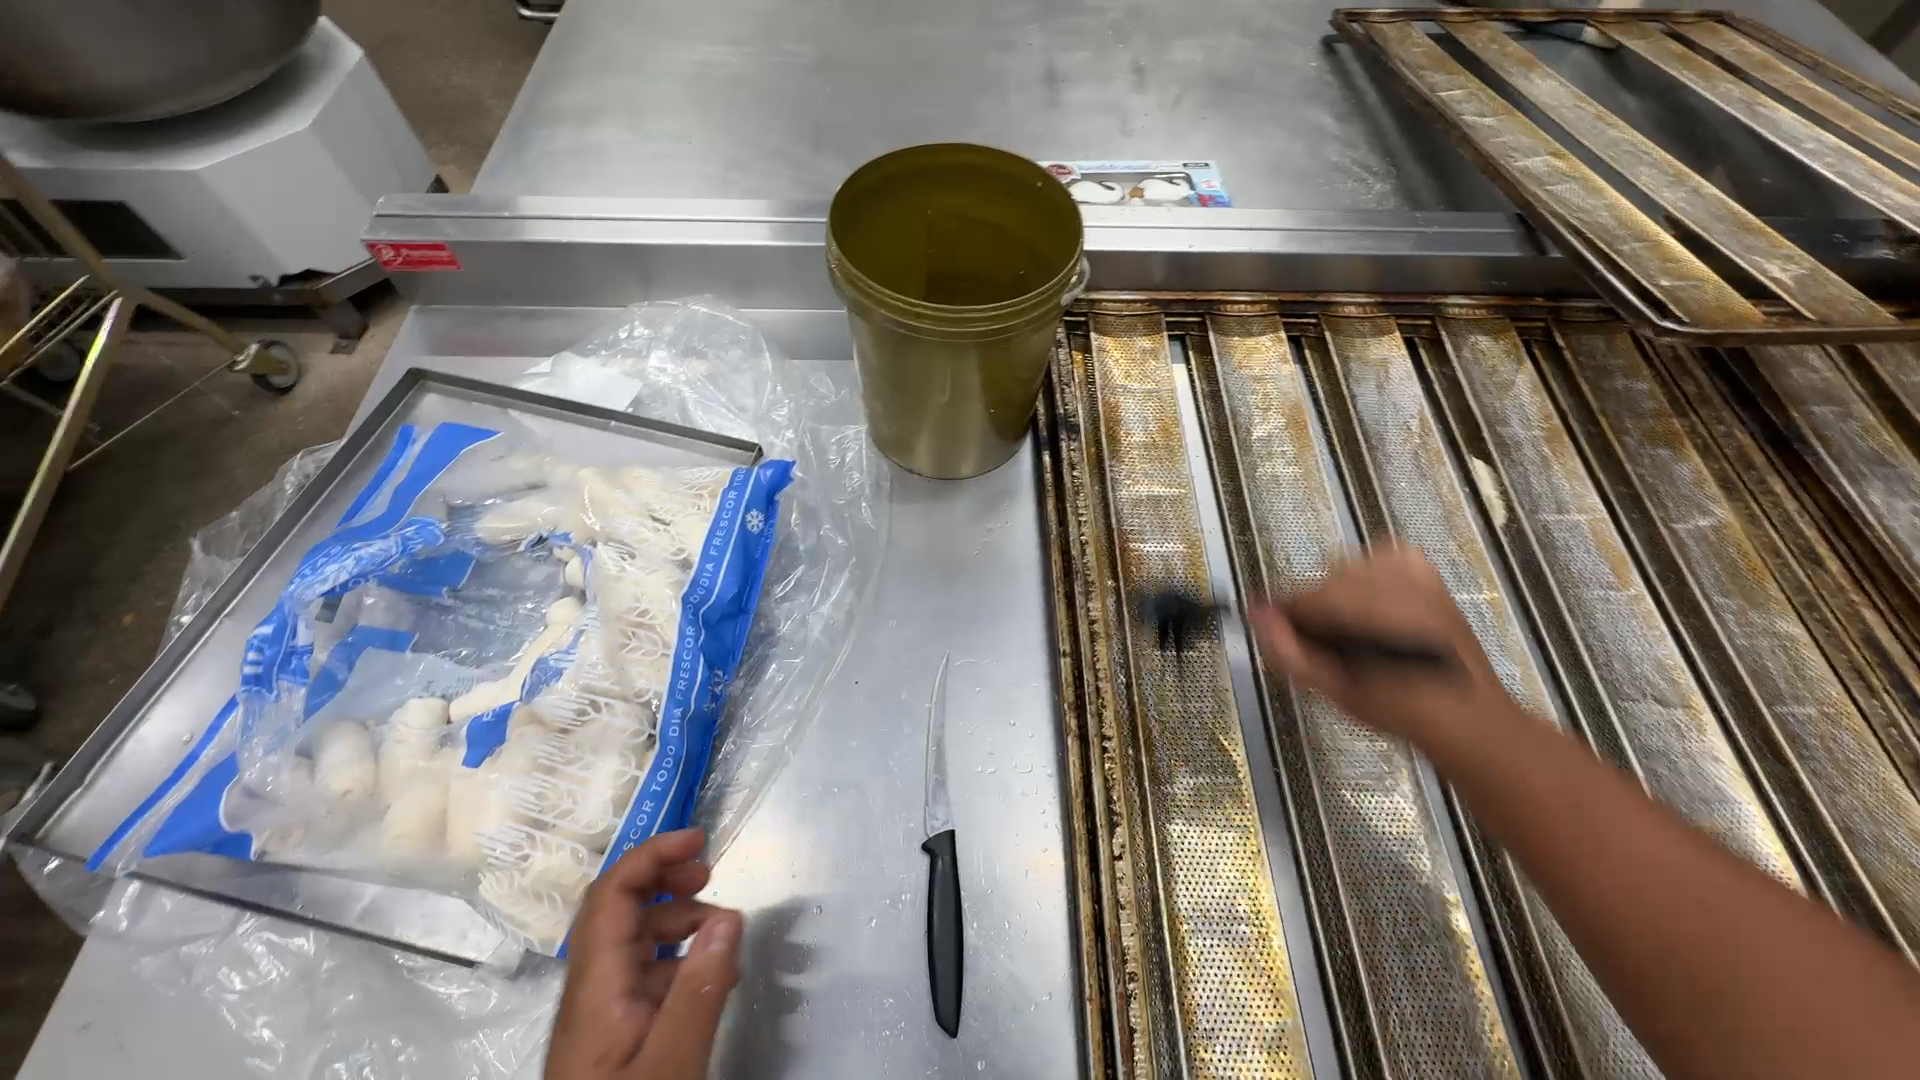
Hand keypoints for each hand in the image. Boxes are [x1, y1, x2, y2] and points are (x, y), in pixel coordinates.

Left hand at [545, 828, 742, 1079]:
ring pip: (638, 943)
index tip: (699, 840)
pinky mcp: (618, 1036)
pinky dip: (684, 962)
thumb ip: (700, 990)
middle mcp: (593, 992)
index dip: (650, 856)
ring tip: (725, 932)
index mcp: (595, 989)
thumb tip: (728, 914)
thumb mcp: (672, 1065)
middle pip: (620, 911)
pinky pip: (649, 978)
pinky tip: (713, 978)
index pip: (610, 896)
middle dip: (667, 880)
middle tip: (713, 874)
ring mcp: (604, 1015)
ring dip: (681, 920)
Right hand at [1247, 542, 1513, 748]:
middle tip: (1328, 647)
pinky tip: (1379, 603)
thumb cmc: (1395, 709)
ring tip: (1355, 628)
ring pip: (1349, 566)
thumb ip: (1288, 649)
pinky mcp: (1428, 574)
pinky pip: (1385, 555)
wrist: (1465, 715)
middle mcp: (1386, 583)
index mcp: (1362, 611)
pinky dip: (1373, 573)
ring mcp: (1411, 574)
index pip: (1299, 598)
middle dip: (1317, 609)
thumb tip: (1255, 614)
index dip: (1284, 620)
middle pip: (1322, 581)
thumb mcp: (1333, 688)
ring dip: (1342, 592)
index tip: (1285, 642)